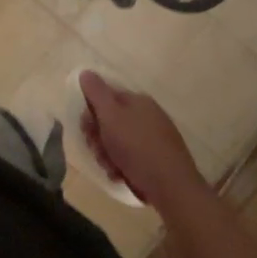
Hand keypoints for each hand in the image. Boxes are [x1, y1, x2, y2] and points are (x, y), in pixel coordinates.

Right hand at [79, 72, 204, 208]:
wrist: (170, 186)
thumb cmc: (136, 146)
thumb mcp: (110, 115)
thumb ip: (96, 92)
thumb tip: (86, 72)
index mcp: (138, 101)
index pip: (105, 97)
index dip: (90, 111)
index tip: (86, 126)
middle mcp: (146, 116)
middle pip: (109, 120)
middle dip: (97, 136)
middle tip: (96, 147)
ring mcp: (152, 139)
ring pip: (115, 141)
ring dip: (105, 153)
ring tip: (109, 165)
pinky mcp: (154, 159)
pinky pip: (128, 157)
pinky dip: (119, 164)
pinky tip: (119, 173)